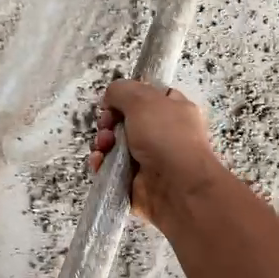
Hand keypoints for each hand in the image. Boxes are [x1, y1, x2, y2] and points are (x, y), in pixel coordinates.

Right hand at [89, 79, 225, 225]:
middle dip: (109, 122)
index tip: (115, 102)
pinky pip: (111, 168)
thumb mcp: (142, 100)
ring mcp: (149, 158)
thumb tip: (110, 99)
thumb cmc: (165, 136)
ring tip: (104, 147)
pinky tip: (99, 163)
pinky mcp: (135, 181)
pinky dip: (102, 164)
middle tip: (107, 126)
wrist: (178, 187)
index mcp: (173, 109)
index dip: (127, 96)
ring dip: (102, 143)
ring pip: (114, 145)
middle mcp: (162, 133)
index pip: (148, 96)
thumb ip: (121, 90)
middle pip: (125, 120)